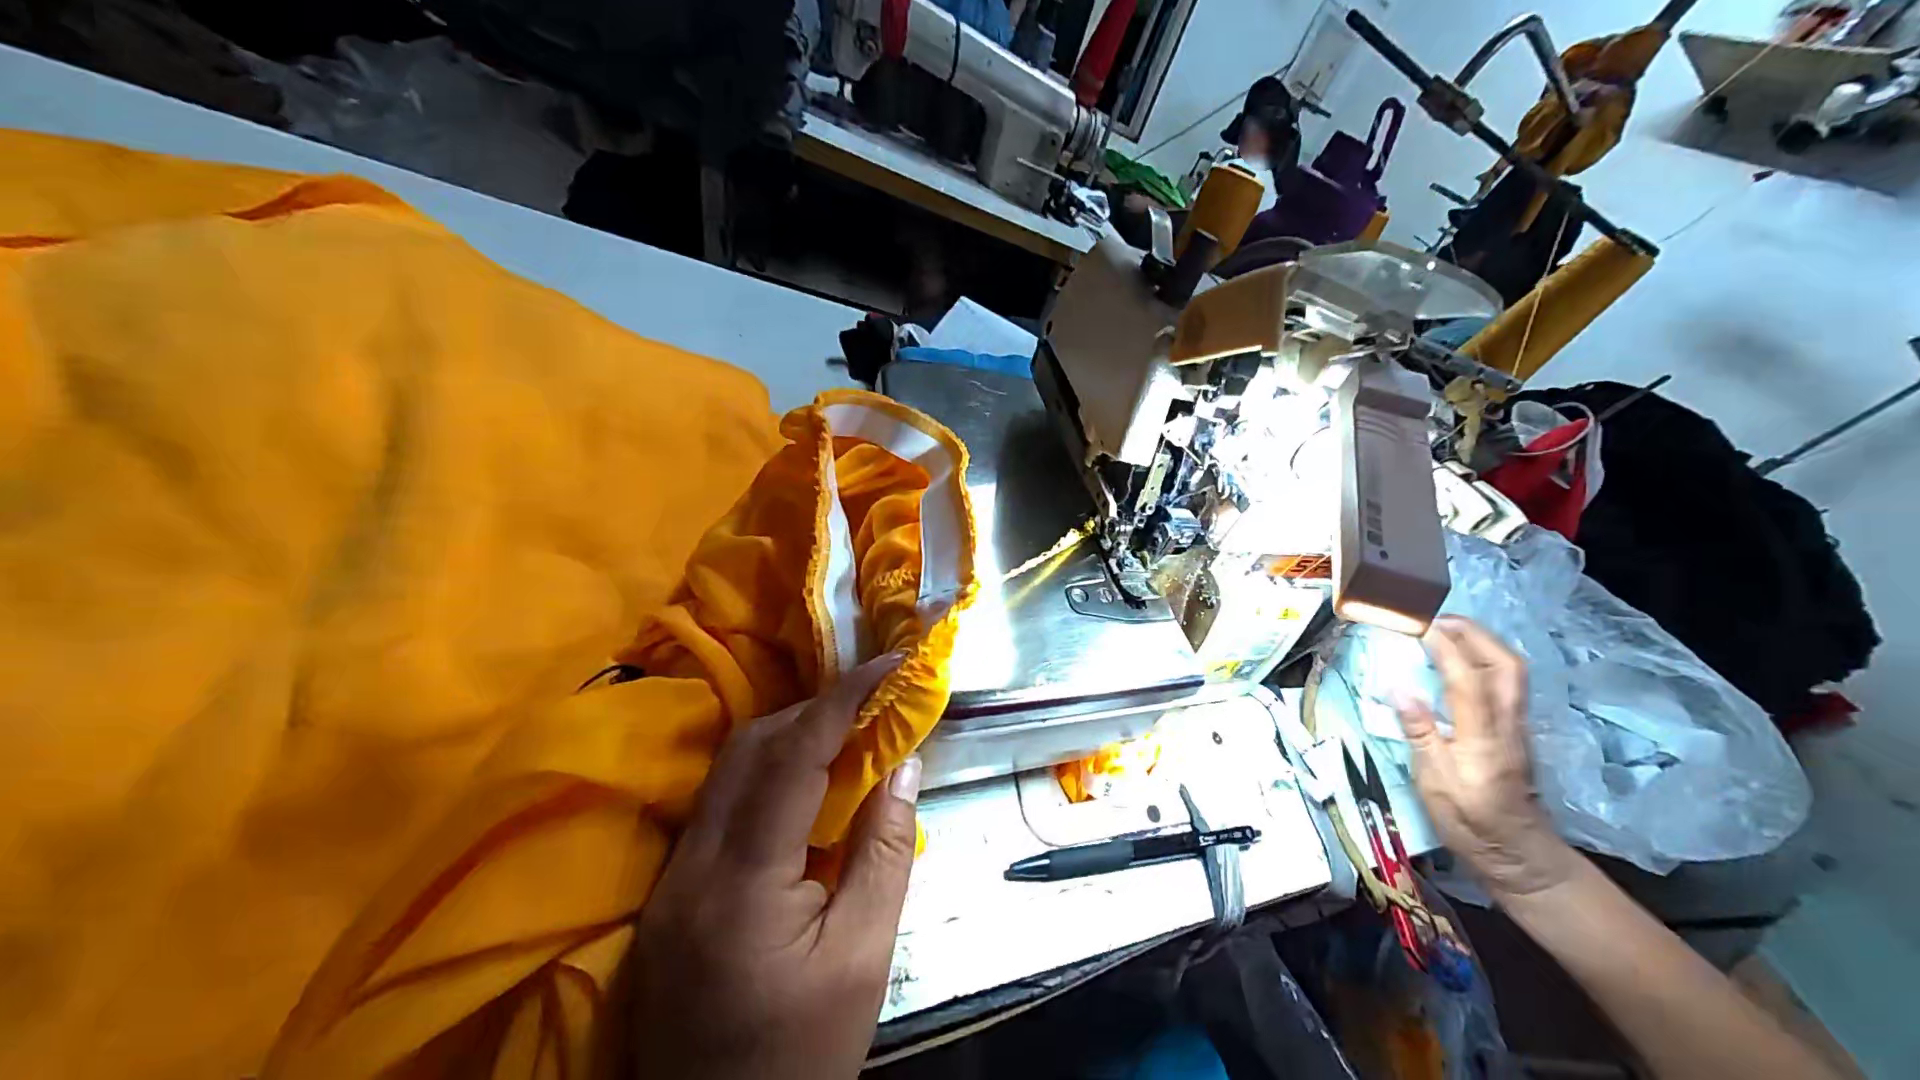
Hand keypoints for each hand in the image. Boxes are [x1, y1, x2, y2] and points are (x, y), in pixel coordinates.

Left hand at [630, 653, 921, 1079]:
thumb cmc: (804, 1051)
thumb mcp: (863, 956)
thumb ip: (883, 851)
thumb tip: (903, 765)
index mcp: (740, 884)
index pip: (791, 759)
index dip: (842, 700)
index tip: (888, 664)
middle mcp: (690, 866)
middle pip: (748, 751)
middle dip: (814, 712)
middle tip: (871, 705)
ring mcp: (671, 879)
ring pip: (727, 772)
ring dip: (789, 739)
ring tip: (846, 736)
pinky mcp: (670, 892)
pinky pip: (719, 805)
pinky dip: (767, 776)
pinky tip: (804, 787)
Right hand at [1395, 617, 1578, 900]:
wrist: (1523, 857)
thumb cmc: (1472, 825)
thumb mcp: (1435, 786)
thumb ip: (1420, 735)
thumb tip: (1399, 689)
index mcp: (1483, 738)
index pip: (1467, 679)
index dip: (1444, 647)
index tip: (1417, 626)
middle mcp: (1507, 724)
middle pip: (1504, 664)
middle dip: (1473, 633)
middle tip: (1435, 618)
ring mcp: (1517, 726)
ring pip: (1511, 670)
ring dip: (1482, 641)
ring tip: (1447, 629)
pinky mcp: (1516, 730)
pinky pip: (1507, 681)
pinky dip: (1485, 657)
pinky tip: (1462, 658)